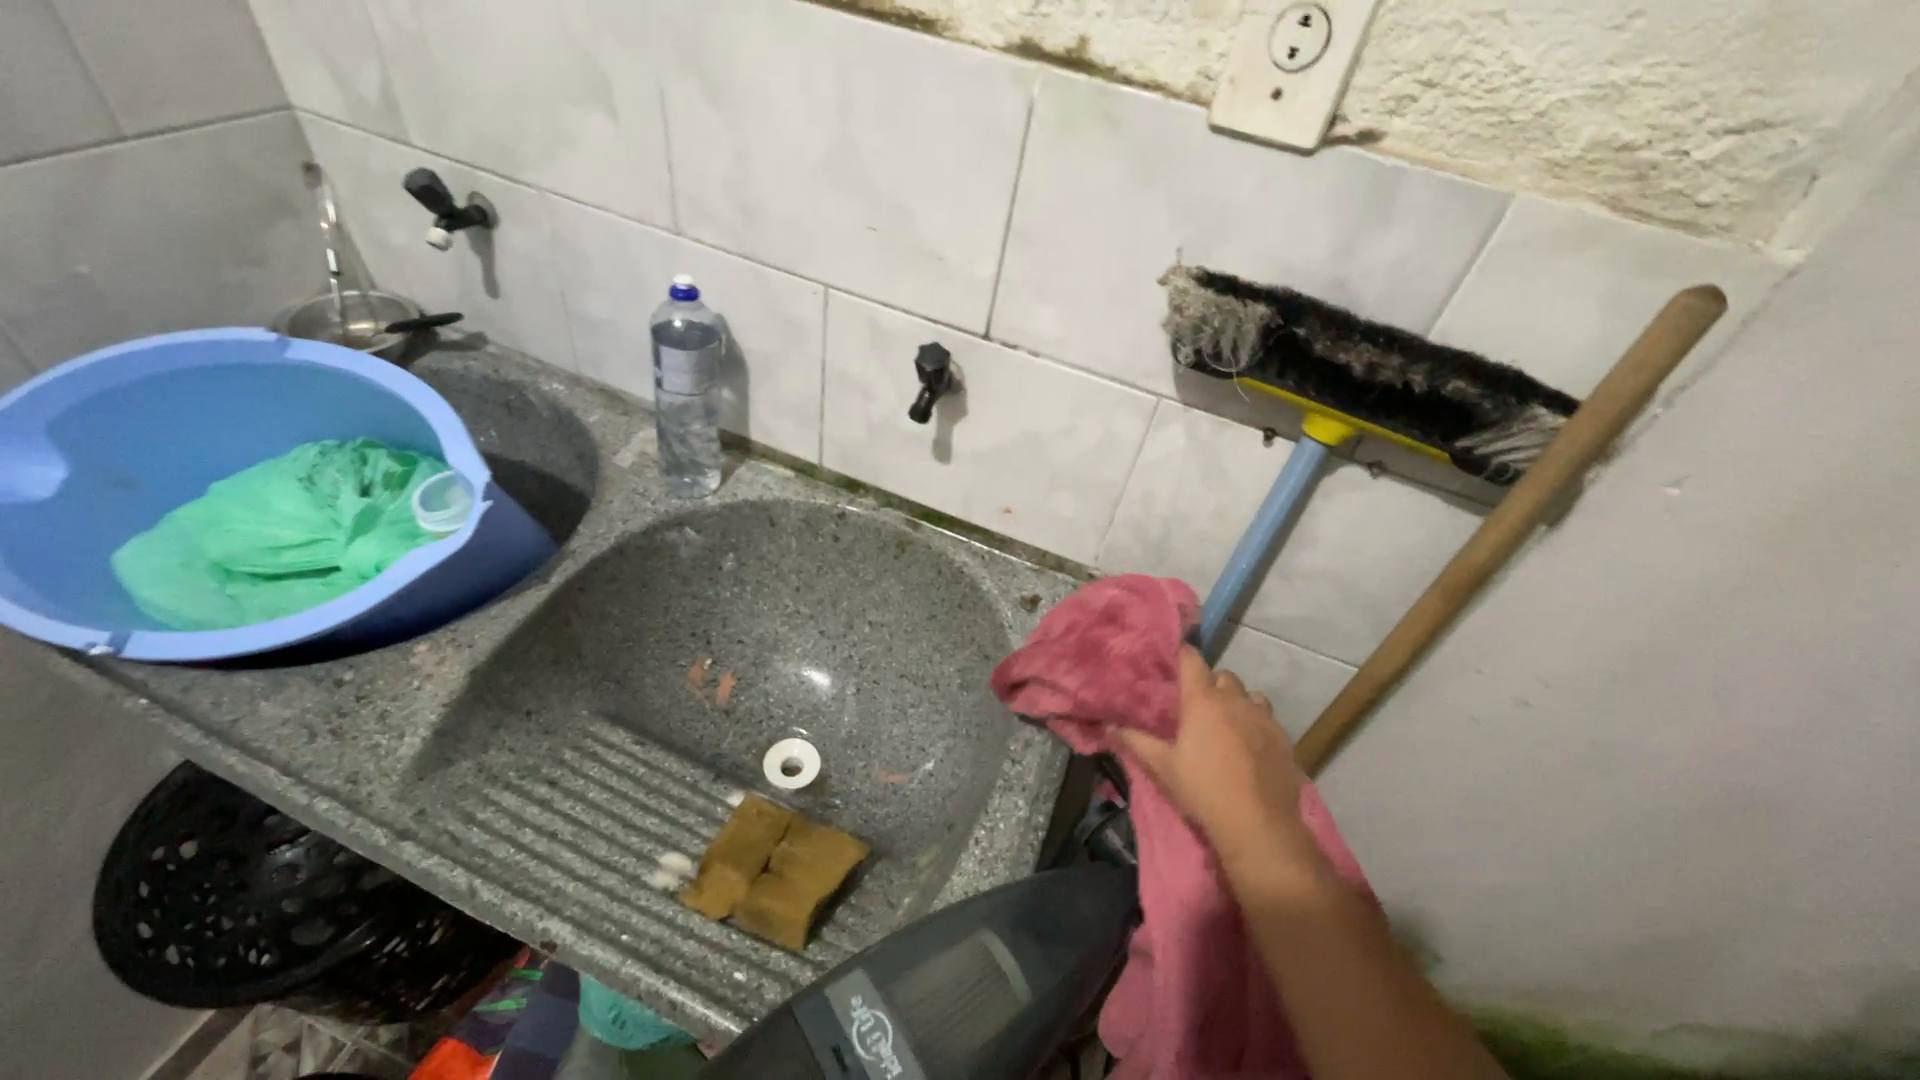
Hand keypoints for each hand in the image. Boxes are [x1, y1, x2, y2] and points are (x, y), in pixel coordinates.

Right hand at [1118, 647, 1313, 871]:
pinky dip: (1257, 723)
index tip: (1174, 661)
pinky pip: (1268, 718)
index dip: (1182, 655)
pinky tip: (1250, 746)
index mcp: (1202, 700)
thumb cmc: (1203, 789)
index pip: (1191, 660)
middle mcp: (1234, 700)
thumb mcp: (1163, 767)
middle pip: (1223, 676)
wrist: (1257, 822)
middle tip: (1198, 706)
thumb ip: (1136, 741)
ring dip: (1238, 701)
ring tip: (1228, 723)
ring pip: (1250, 695)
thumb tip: (1109, 726)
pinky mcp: (1283, 737)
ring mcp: (1263, 717)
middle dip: (1211, 684)